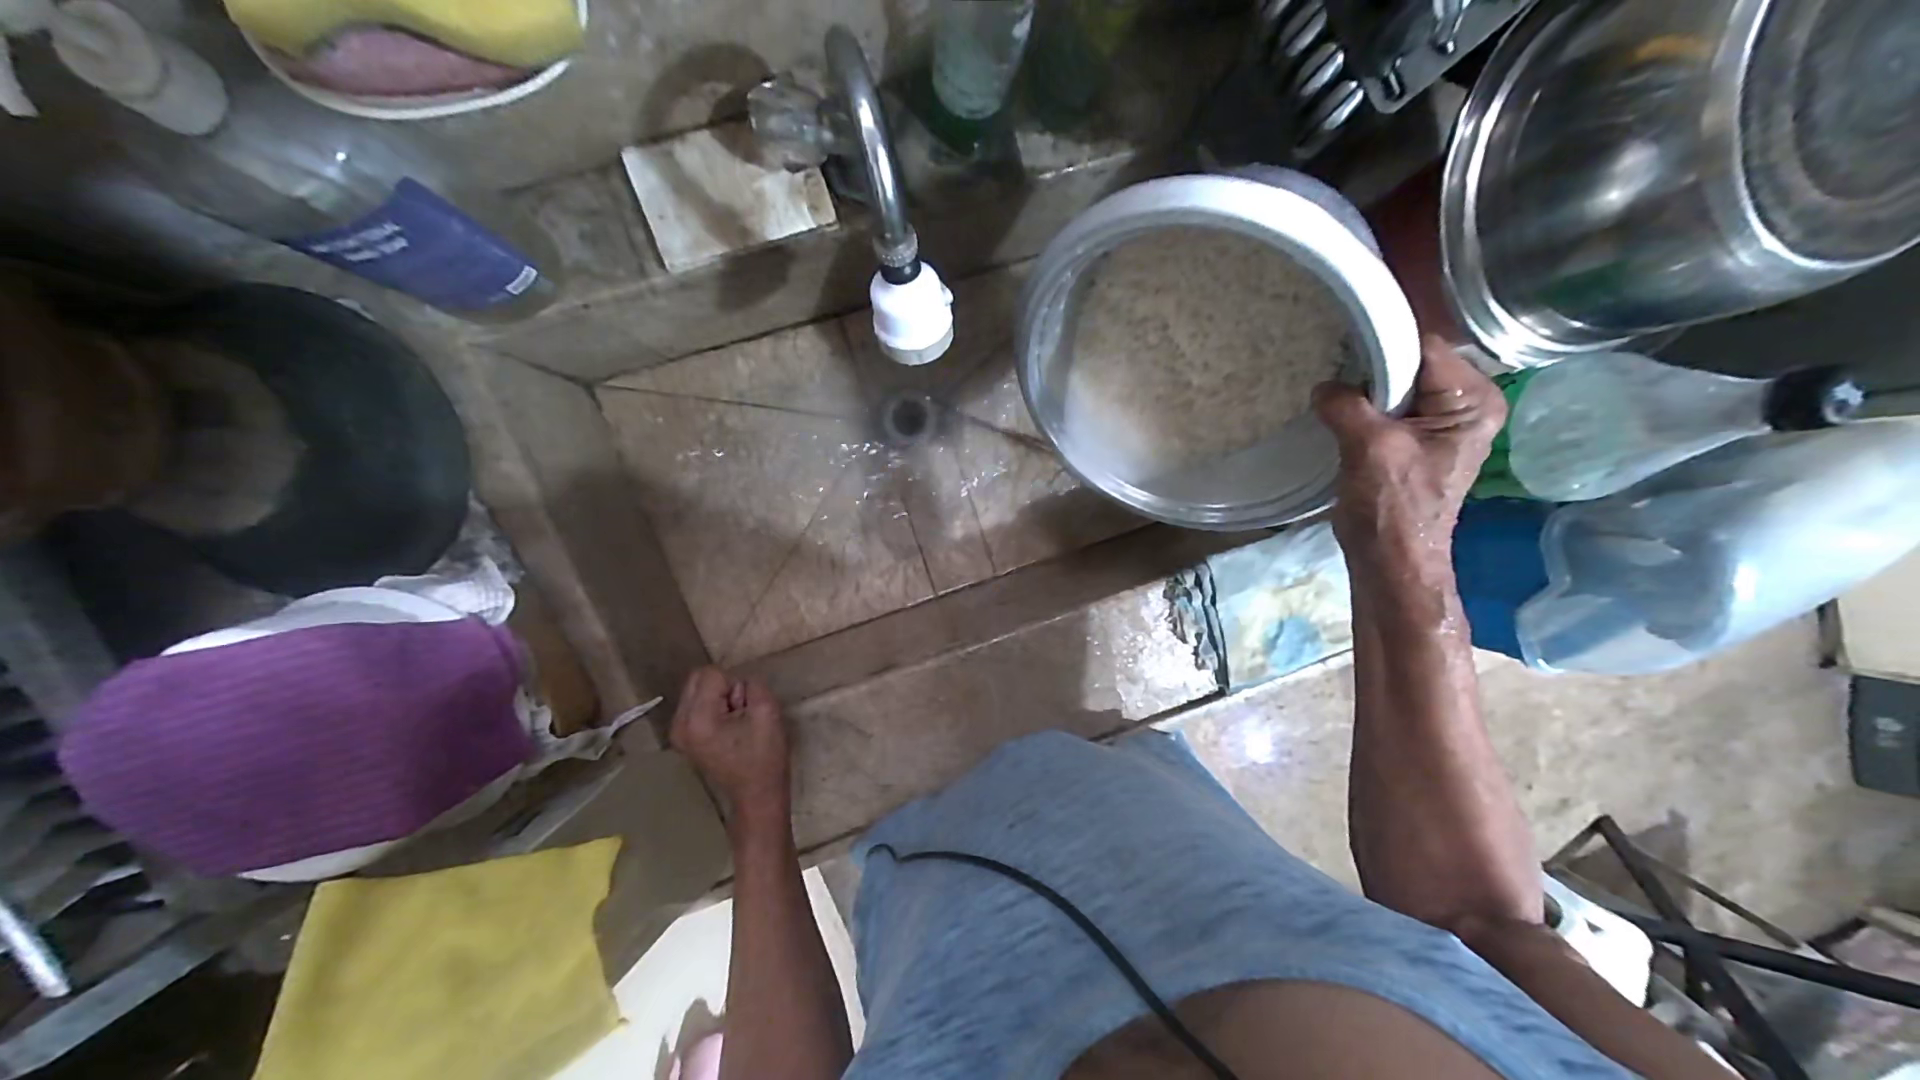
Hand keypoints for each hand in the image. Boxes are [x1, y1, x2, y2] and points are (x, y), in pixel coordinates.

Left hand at [669, 666, 790, 836]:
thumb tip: (739, 682)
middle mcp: (679, 724)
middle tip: (740, 712)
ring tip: (734, 722)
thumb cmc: (765, 757)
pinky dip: (712, 707)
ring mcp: (677, 733)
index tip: (745, 709)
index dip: (735, 685)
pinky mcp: (682, 737)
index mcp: (698, 719)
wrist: (756, 796)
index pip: (712, 674)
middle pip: (697, 677)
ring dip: (718, 696)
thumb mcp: (768, 712)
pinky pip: (695, 704)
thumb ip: (753, 685)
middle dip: (723, 687)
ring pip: (696, 689)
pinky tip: (726, 728)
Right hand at [1313, 335, 1504, 564]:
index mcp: (1473, 401)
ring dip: (1360, 389)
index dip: (1381, 342)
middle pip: (1410, 363)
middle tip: (1328, 368)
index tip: (1338, 341)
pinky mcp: (1411, 440)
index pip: (1425, 348)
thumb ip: (1347, 406)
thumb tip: (1324, 386)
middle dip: (1368, 366)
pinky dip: (1359, 407)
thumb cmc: (1392, 506)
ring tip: (1328, 389)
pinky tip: (1334, 410)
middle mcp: (1464, 405)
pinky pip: (1384, 407)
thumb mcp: (1370, 448)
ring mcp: (1437, 424)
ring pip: (1394, 386)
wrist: (1390, 560)